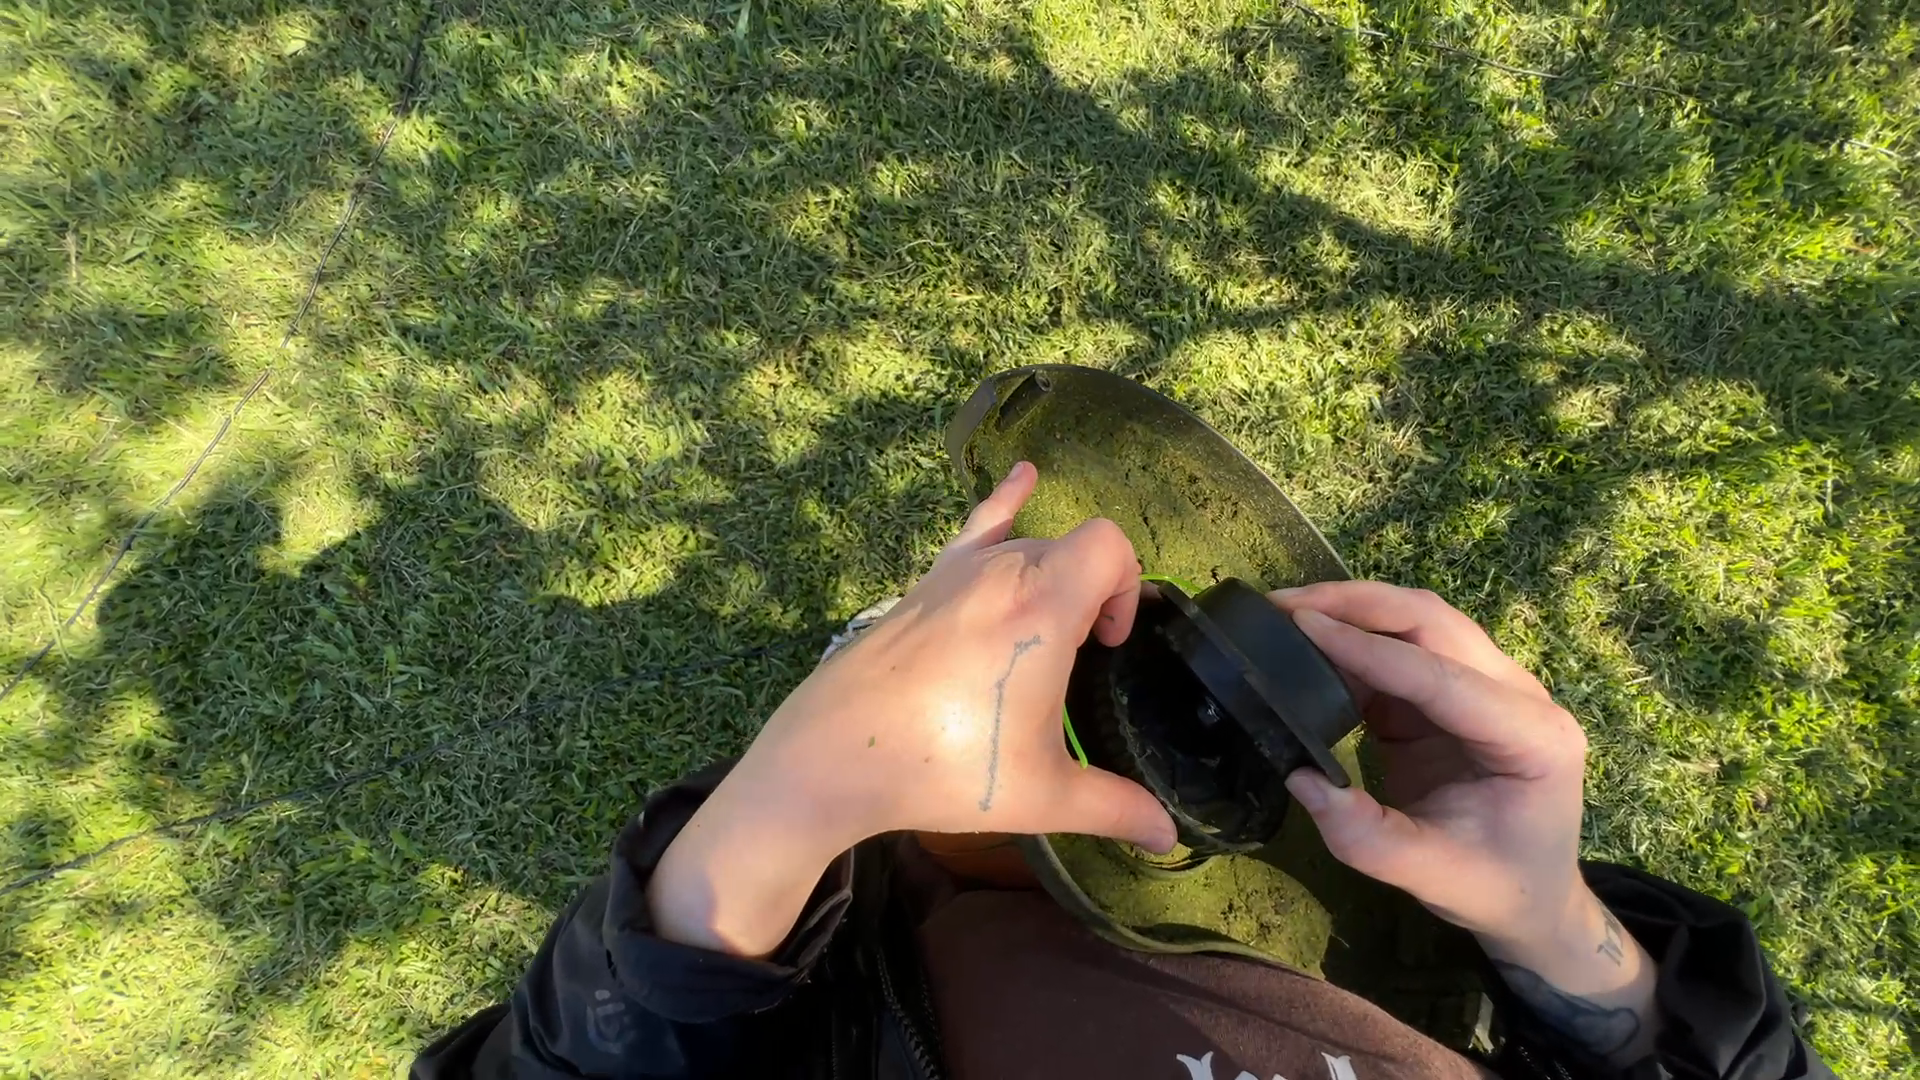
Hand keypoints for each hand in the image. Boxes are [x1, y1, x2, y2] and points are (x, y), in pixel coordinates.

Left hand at [649, 462, 1175, 955]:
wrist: (837, 751)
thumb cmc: (946, 766)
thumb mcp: (1041, 794)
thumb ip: (1114, 808)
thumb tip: (1169, 837)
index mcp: (1042, 604)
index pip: (1109, 544)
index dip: (1126, 585)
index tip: (1107, 643)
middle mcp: (1002, 570)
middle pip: (1072, 547)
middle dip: (1094, 591)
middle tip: (1081, 656)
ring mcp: (958, 570)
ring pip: (1029, 545)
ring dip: (1054, 576)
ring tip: (1051, 624)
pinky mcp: (926, 582)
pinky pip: (976, 526)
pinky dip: (1007, 501)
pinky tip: (1023, 476)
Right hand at [1274, 582, 1657, 1062]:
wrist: (1528, 894)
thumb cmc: (1493, 885)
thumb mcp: (1430, 874)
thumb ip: (1365, 834)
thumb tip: (1300, 775)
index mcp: (1530, 738)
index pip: (1438, 675)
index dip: (1365, 648)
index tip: (1299, 625)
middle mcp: (1517, 695)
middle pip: (1431, 620)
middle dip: (1354, 603)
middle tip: (1282, 605)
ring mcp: (1485, 684)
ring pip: (1415, 618)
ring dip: (1350, 607)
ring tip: (1284, 612)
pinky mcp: (1446, 687)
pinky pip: (1397, 645)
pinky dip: (1350, 635)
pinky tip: (1306, 642)